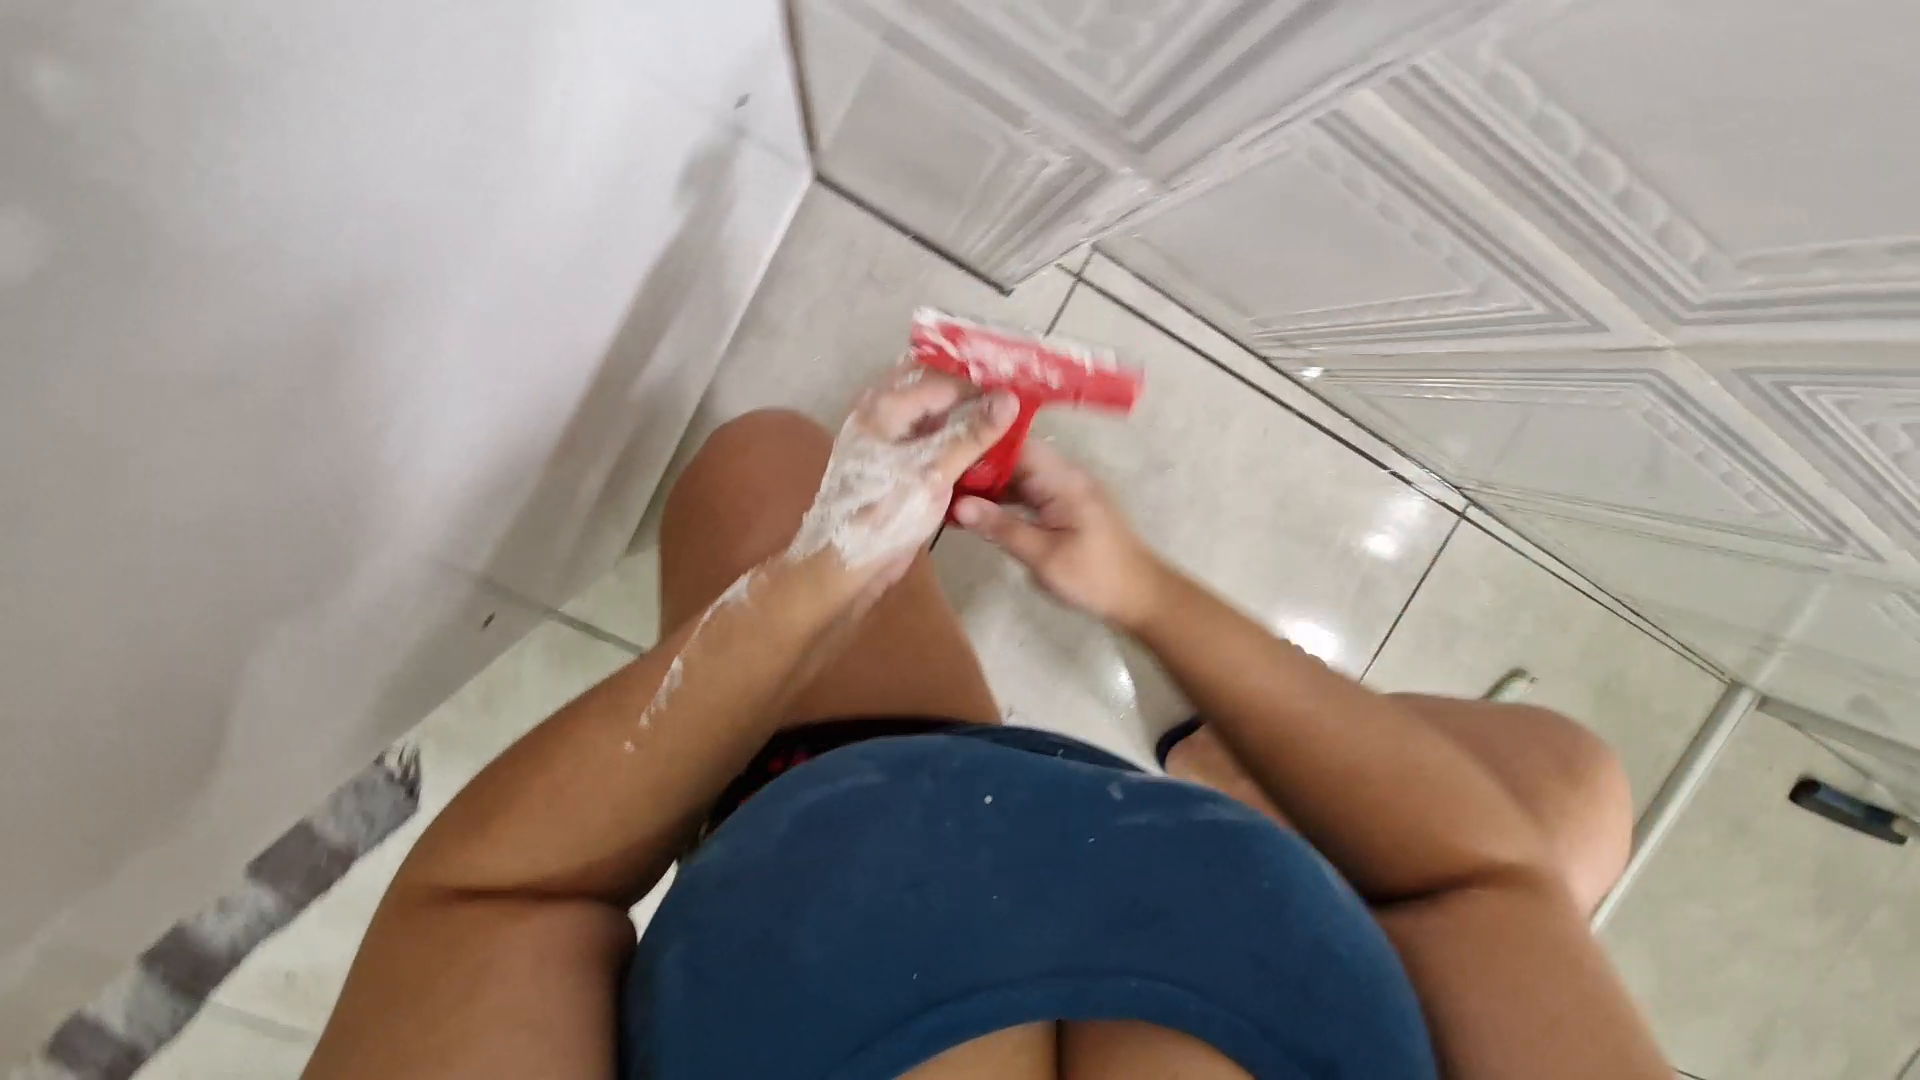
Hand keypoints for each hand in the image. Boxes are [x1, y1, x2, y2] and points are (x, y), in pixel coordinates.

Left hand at [786, 365, 1018, 607]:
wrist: (847, 565)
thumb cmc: (885, 514)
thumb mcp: (933, 472)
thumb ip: (971, 434)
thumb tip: (1010, 399)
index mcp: (885, 406)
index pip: (942, 377)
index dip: (981, 381)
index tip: (1019, 388)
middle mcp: (882, 413)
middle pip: (931, 386)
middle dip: (968, 389)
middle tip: (1009, 398)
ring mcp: (887, 439)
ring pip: (929, 412)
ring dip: (961, 414)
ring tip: (1003, 419)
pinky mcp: (894, 463)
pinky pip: (927, 437)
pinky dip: (951, 437)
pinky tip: (980, 447)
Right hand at [951, 440, 1165, 628]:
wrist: (1142, 597)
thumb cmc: (1095, 577)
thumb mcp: (1043, 556)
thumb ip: (1000, 528)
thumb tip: (958, 505)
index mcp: (1064, 480)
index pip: (1017, 445)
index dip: (981, 446)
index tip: (946, 453)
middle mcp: (1066, 476)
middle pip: (1016, 459)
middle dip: (979, 466)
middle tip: (939, 477)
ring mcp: (1068, 491)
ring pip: (1021, 477)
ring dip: (990, 485)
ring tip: (950, 494)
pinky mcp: (1067, 508)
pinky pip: (1030, 494)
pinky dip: (1006, 500)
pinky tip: (980, 512)